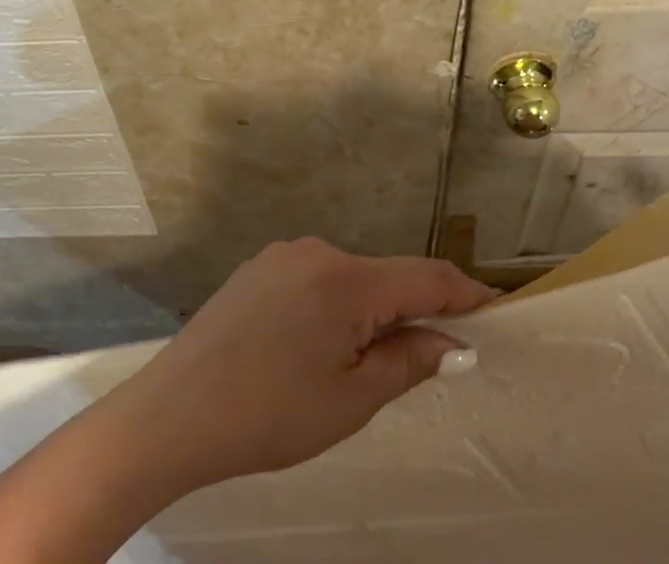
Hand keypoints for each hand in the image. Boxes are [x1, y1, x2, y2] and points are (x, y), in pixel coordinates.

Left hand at [97, 237, 495, 493]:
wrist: (172, 415)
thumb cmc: (269, 413)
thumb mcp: (352, 398)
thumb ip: (409, 360)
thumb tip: (451, 343)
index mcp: (344, 279)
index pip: (426, 276)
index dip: (466, 294)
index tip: (496, 311)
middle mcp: (313, 252)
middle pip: (385, 275)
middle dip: (413, 310)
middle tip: (428, 359)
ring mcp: (278, 258)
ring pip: (348, 279)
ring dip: (370, 311)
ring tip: (360, 365)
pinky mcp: (254, 271)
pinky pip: (313, 282)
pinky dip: (334, 308)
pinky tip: (315, 349)